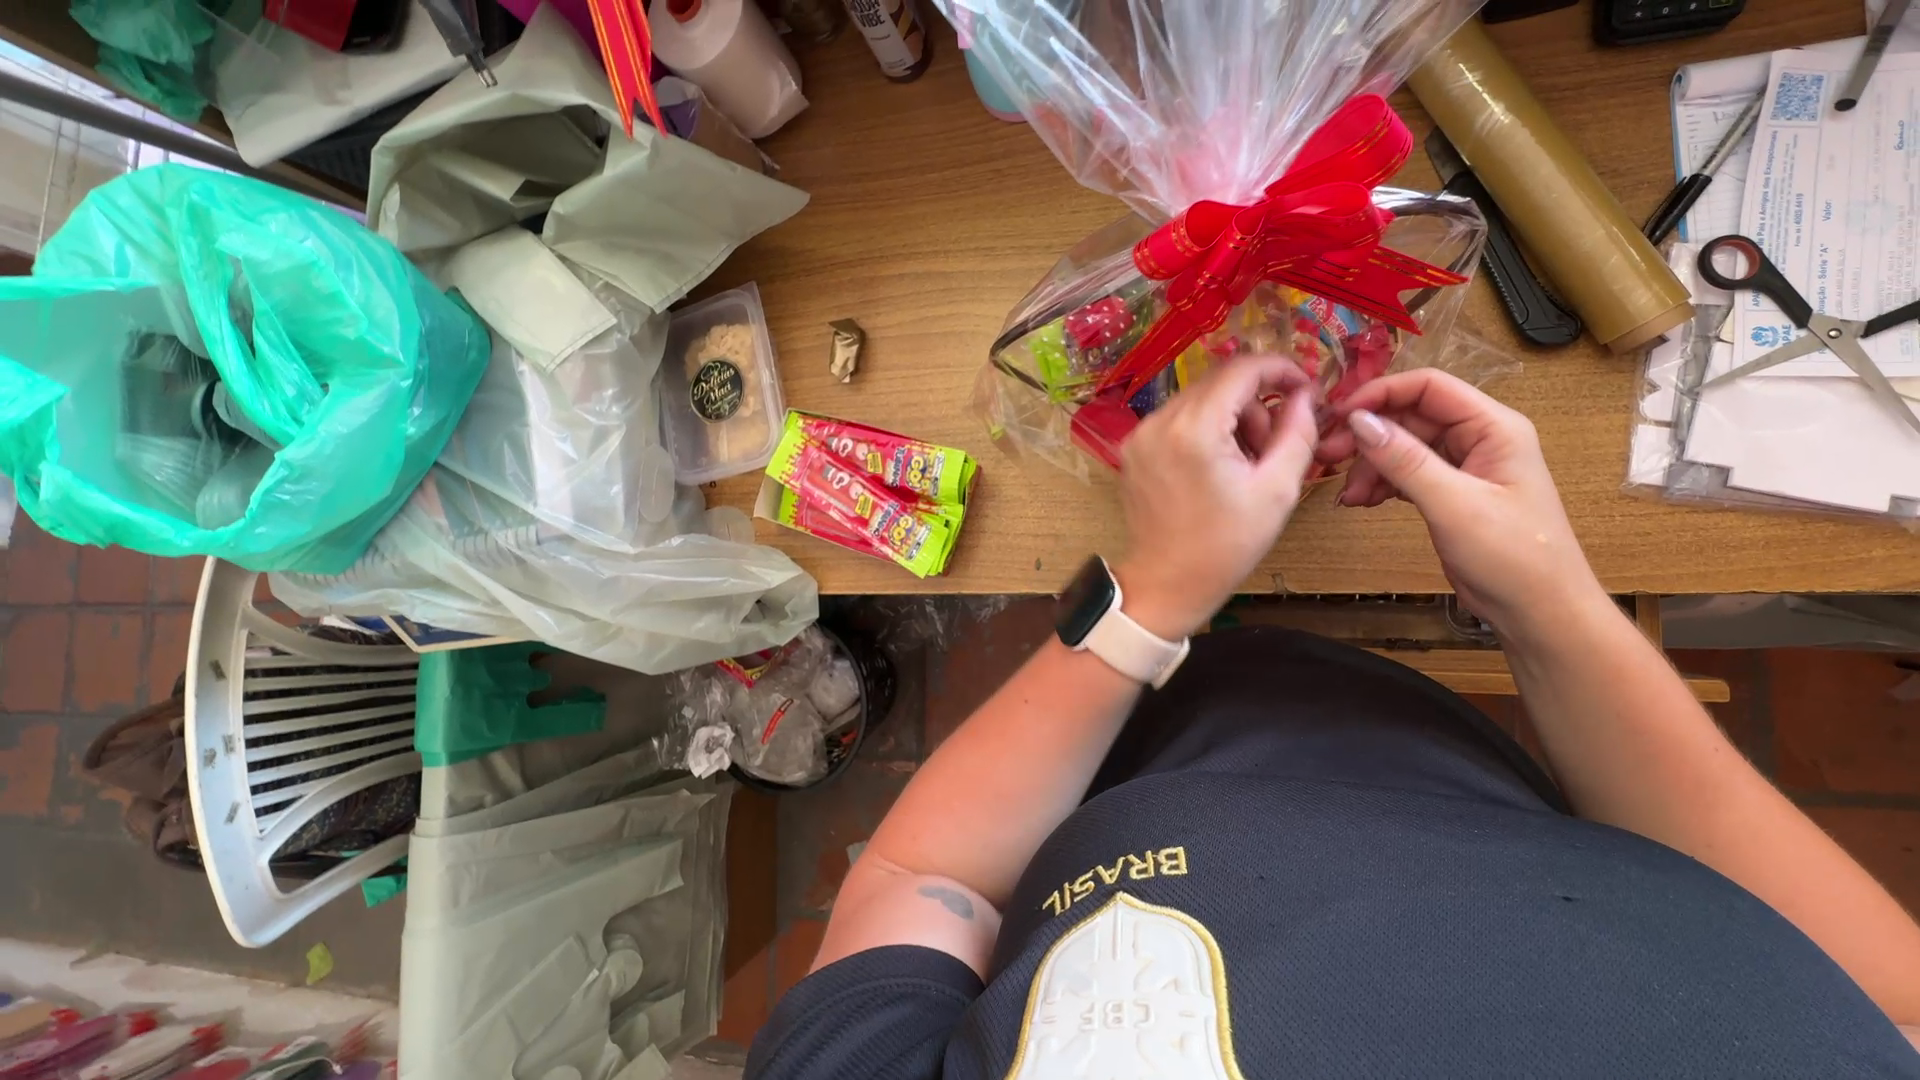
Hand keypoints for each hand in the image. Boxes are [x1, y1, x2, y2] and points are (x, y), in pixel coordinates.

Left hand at [1112, 356, 1318, 639]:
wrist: (1167, 584)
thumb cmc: (1226, 546)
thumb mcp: (1277, 490)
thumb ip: (1297, 432)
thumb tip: (1305, 394)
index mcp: (1193, 429)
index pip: (1241, 369)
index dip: (1280, 369)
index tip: (1305, 388)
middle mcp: (1158, 422)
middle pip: (1219, 383)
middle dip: (1256, 404)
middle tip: (1272, 447)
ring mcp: (1139, 434)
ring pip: (1198, 400)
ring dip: (1230, 418)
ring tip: (1245, 463)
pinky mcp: (1132, 448)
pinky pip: (1176, 420)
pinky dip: (1203, 430)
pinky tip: (1216, 467)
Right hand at [1315, 369, 1607, 637]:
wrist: (1539, 611)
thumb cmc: (1512, 555)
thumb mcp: (1453, 504)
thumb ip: (1405, 461)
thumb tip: (1358, 421)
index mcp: (1493, 427)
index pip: (1429, 387)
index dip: (1380, 394)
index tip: (1338, 416)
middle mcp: (1478, 437)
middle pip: (1409, 416)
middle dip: (1367, 434)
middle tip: (1327, 457)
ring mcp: (1462, 465)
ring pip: (1402, 446)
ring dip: (1369, 464)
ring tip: (1348, 495)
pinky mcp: (1448, 492)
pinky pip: (1405, 473)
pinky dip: (1379, 484)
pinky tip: (1361, 502)